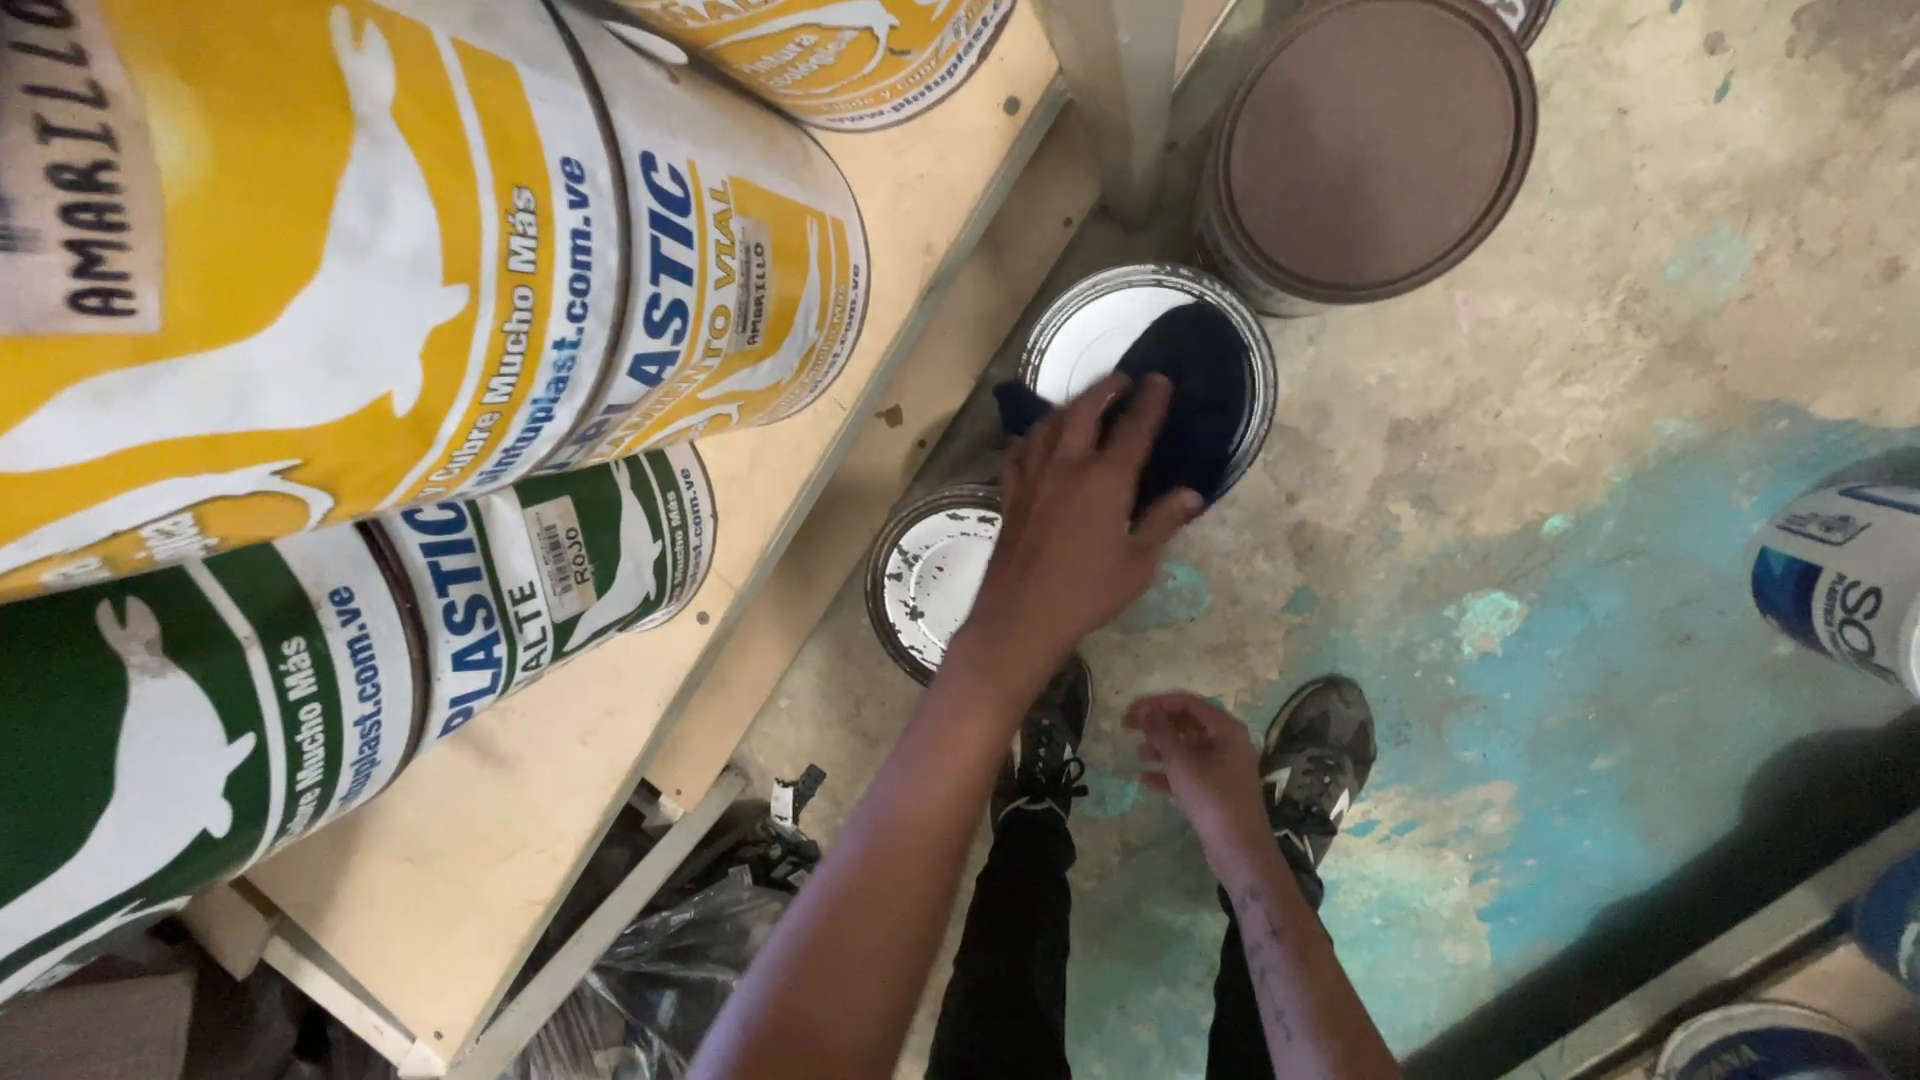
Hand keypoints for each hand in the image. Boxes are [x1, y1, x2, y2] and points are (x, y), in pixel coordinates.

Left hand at [961, 373, 1204, 677]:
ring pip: (1049, 424)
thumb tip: (1192, 494)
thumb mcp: (1137, 564)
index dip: (1151, 400)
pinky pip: (1019, 451)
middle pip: (1086, 409)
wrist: (1021, 615)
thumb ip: (1163, 523)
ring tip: (1084, 404)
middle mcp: (1067, 466)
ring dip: (1070, 406)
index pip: (1135, 427)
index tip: (1160, 379)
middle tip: (1123, 381)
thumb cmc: (1087, 593)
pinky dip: (1032, 437)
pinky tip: (1036, 440)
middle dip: (1107, 388)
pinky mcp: (1010, 493)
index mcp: (1106, 479)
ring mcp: (1033, 476)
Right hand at [1126, 692, 1268, 853]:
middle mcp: (1227, 742)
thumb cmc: (1212, 800)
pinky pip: (1189, 770)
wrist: (1240, 850)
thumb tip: (1146, 712)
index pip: (1187, 702)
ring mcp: (1223, 766)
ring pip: (1187, 747)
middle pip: (1186, 722)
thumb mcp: (1182, 764)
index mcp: (1225, 729)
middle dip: (1157, 724)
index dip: (1156, 703)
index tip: (1130, 711)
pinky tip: (1146, 779)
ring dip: (1161, 747)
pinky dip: (1168, 771)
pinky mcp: (1217, 787)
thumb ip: (1162, 734)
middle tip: (1127, 727)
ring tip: (1138, 754)